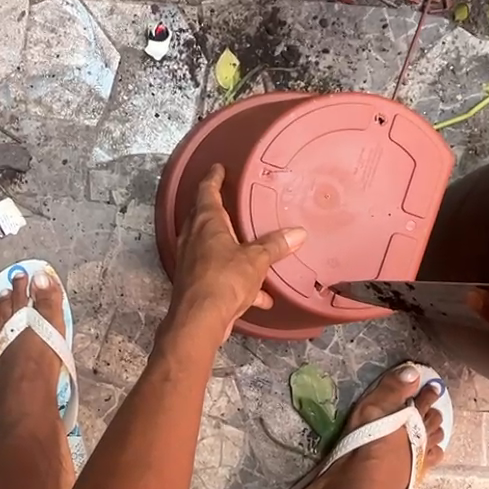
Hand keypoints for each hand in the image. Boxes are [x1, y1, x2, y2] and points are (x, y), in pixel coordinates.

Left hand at [170, 165, 305, 341]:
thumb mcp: (256, 261)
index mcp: (206, 223)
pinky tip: (259, 296)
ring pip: (210, 246)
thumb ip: (275, 246)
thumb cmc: (224, 280)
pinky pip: (218, 274)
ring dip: (228, 247)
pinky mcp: (195, 283)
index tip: (217, 168)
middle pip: (202, 216)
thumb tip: (297, 233)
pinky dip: (236, 281)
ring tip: (248, 248)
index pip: (207, 191)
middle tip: (230, 201)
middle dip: (216, 209)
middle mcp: (193, 238)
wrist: (199, 320)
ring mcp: (191, 261)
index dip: (213, 178)